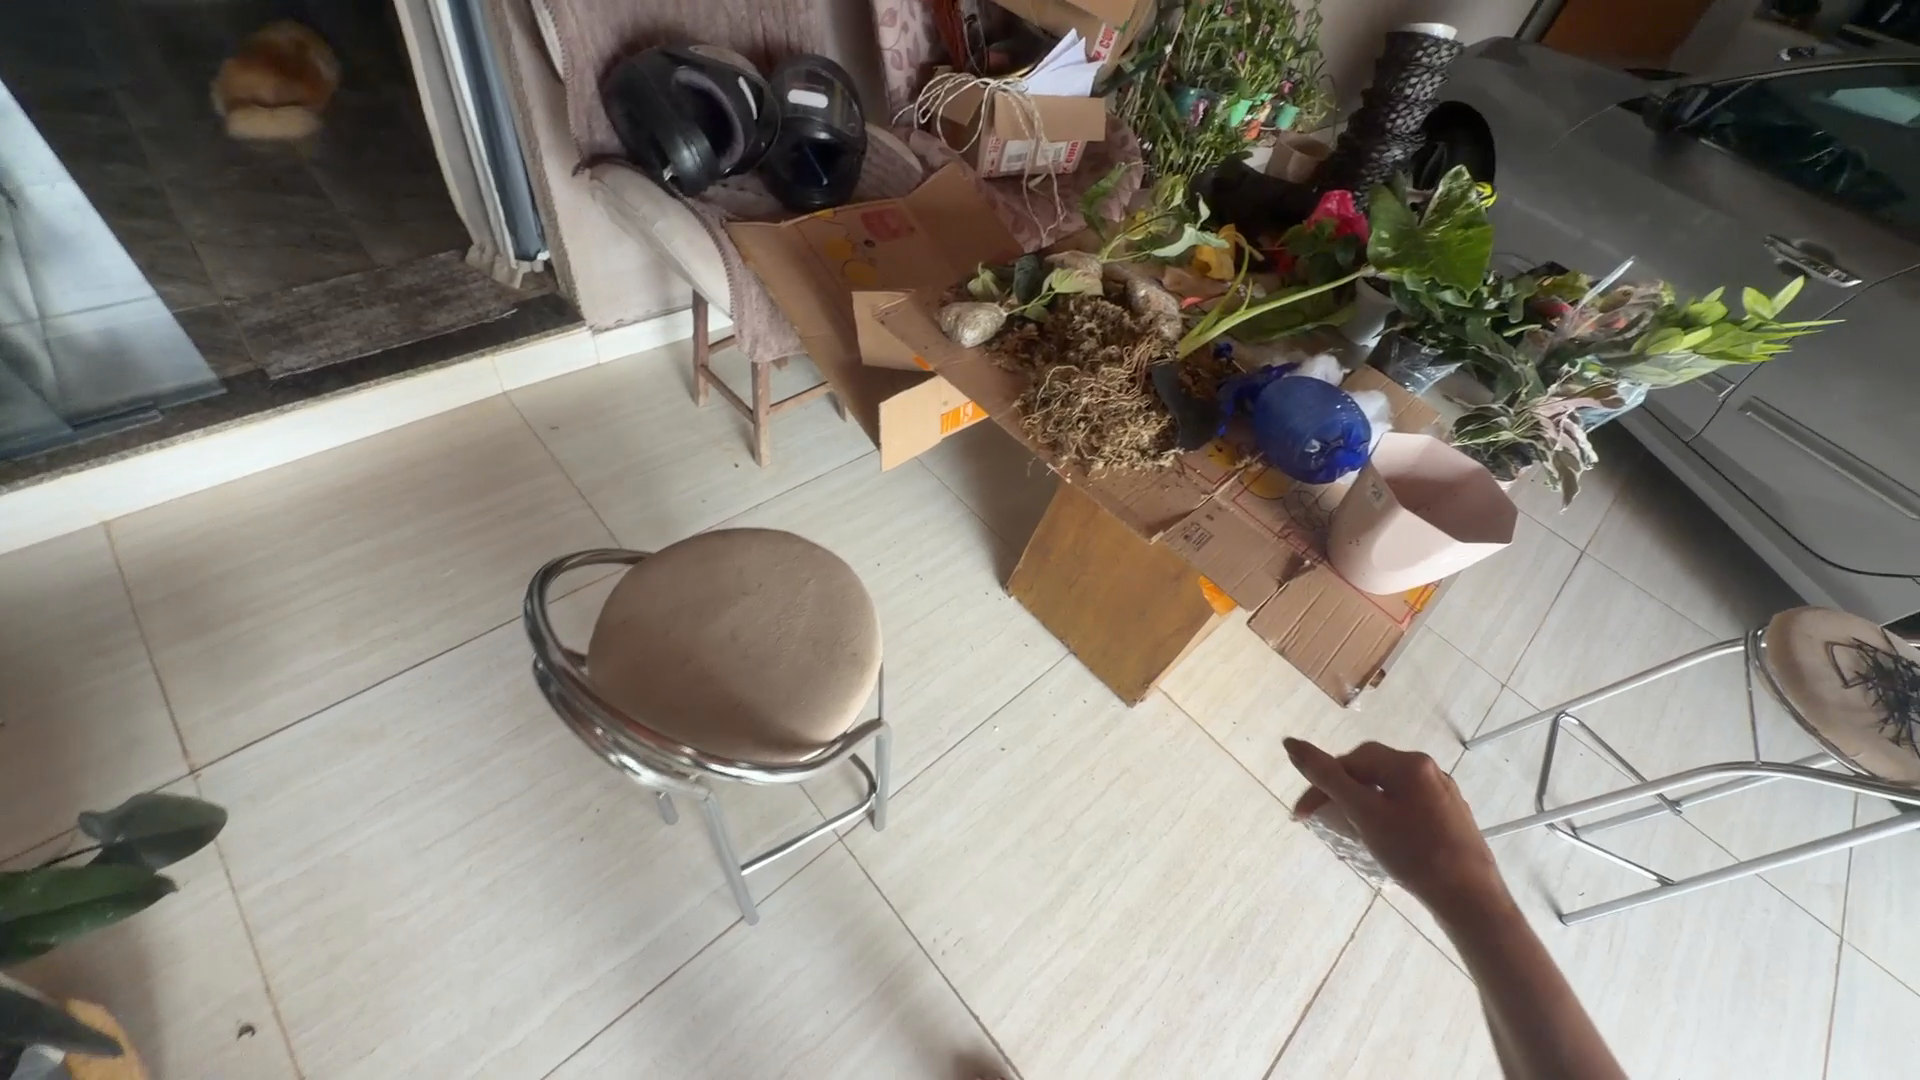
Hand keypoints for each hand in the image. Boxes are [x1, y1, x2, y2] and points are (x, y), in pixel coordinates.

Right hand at [1285, 737, 1511, 927]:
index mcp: (1408, 762)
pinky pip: (1405, 805)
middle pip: (1369, 771)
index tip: (1303, 816)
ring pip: (1387, 789)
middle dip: (1340, 793)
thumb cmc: (1414, 853)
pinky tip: (1382, 838)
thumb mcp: (1363, 813)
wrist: (1473, 901)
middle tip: (1323, 820)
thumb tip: (1291, 743)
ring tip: (1349, 829)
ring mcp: (1443, 794)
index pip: (1349, 761)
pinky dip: (1384, 816)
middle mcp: (1428, 770)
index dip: (1320, 784)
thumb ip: (1326, 777)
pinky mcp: (1450, 817)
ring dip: (1360, 805)